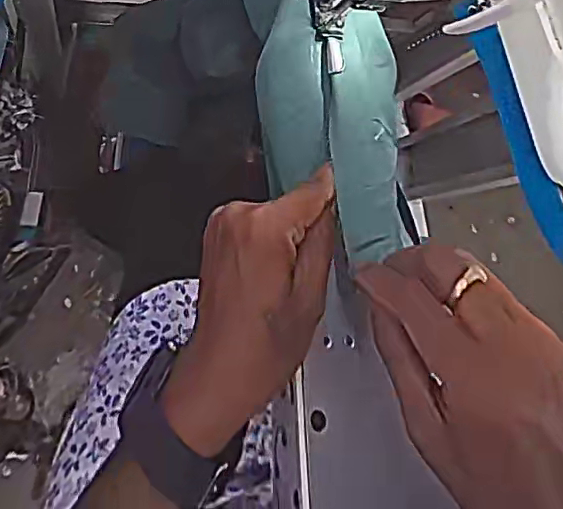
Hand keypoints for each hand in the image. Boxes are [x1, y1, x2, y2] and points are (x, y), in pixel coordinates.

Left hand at [159, 166, 338, 455]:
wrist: (216, 373)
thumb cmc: (258, 350)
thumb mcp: (311, 298)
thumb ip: (324, 240)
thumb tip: (331, 205)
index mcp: (263, 228)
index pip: (313, 189)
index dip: (334, 198)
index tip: (345, 207)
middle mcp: (237, 216)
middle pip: (294, 203)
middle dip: (307, 229)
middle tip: (304, 271)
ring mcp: (222, 221)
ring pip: (276, 212)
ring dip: (286, 236)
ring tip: (280, 280)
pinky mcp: (216, 230)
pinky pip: (257, 222)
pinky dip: (267, 241)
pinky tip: (265, 277)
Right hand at [356, 244, 562, 508]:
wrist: (559, 500)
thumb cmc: (496, 481)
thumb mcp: (426, 429)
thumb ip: (398, 359)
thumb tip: (380, 310)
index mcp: (472, 373)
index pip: (414, 299)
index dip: (382, 279)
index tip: (367, 275)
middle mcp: (508, 343)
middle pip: (448, 264)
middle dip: (410, 260)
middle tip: (391, 272)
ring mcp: (533, 333)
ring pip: (474, 267)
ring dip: (438, 269)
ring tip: (419, 286)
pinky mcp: (547, 331)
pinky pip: (498, 289)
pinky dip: (468, 290)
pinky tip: (456, 309)